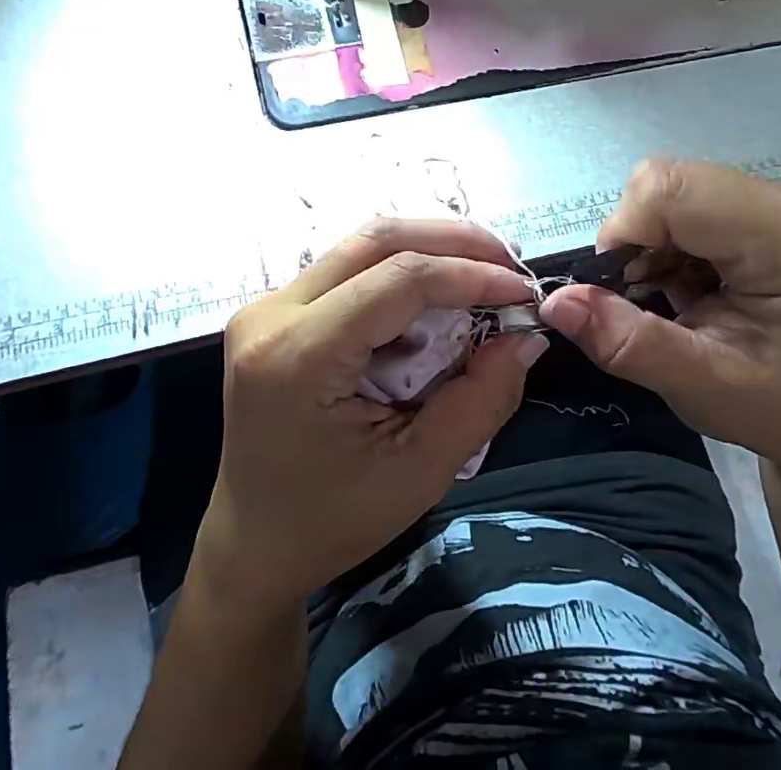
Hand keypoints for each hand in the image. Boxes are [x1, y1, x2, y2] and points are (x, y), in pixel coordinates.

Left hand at [194, 219, 549, 611]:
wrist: (255, 539)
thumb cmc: (331, 520)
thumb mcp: (419, 471)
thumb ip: (480, 398)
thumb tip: (525, 336)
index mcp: (297, 356)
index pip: (396, 280)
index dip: (470, 275)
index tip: (525, 293)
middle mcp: (269, 315)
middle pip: (374, 242)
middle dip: (452, 243)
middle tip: (510, 267)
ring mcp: (263, 311)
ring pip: (357, 250)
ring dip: (425, 256)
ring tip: (483, 280)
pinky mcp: (269, 317)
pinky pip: (342, 276)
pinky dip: (395, 280)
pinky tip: (433, 306)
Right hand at [538, 158, 780, 470]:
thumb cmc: (778, 409)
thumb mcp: (699, 389)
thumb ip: (628, 343)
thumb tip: (554, 302)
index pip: (675, 189)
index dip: (625, 230)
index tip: (620, 288)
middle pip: (669, 180)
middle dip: (633, 236)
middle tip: (643, 294)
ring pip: (670, 186)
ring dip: (645, 239)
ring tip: (666, 290)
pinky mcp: (768, 204)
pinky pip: (684, 197)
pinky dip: (661, 238)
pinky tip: (681, 278)